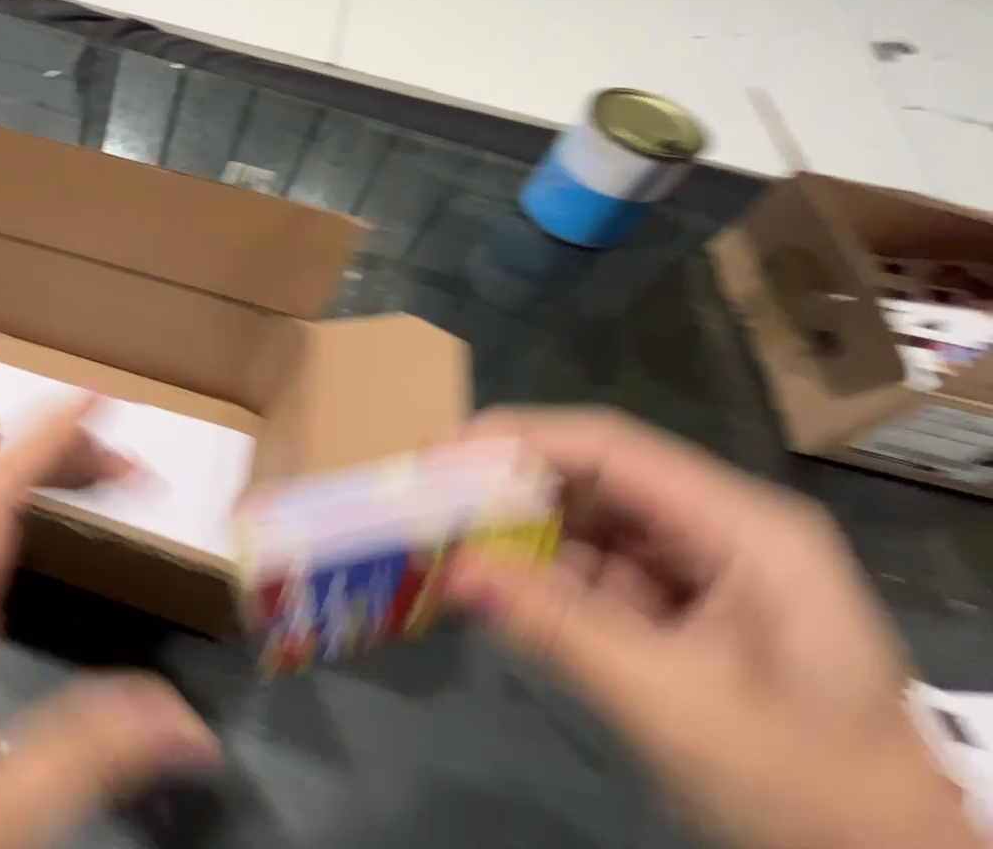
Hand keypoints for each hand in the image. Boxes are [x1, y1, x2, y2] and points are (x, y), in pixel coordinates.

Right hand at [446, 407, 975, 848]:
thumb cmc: (802, 784)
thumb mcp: (670, 703)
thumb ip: (557, 628)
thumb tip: (453, 574)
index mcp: (743, 528)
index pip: (611, 448)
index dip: (516, 439)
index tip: (436, 455)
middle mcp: (718, 527)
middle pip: (591, 475)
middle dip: (502, 481)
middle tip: (421, 494)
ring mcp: (696, 564)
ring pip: (583, 519)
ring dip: (511, 528)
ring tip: (437, 534)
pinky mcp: (673, 602)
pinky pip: (589, 567)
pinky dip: (534, 573)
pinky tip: (485, 581)